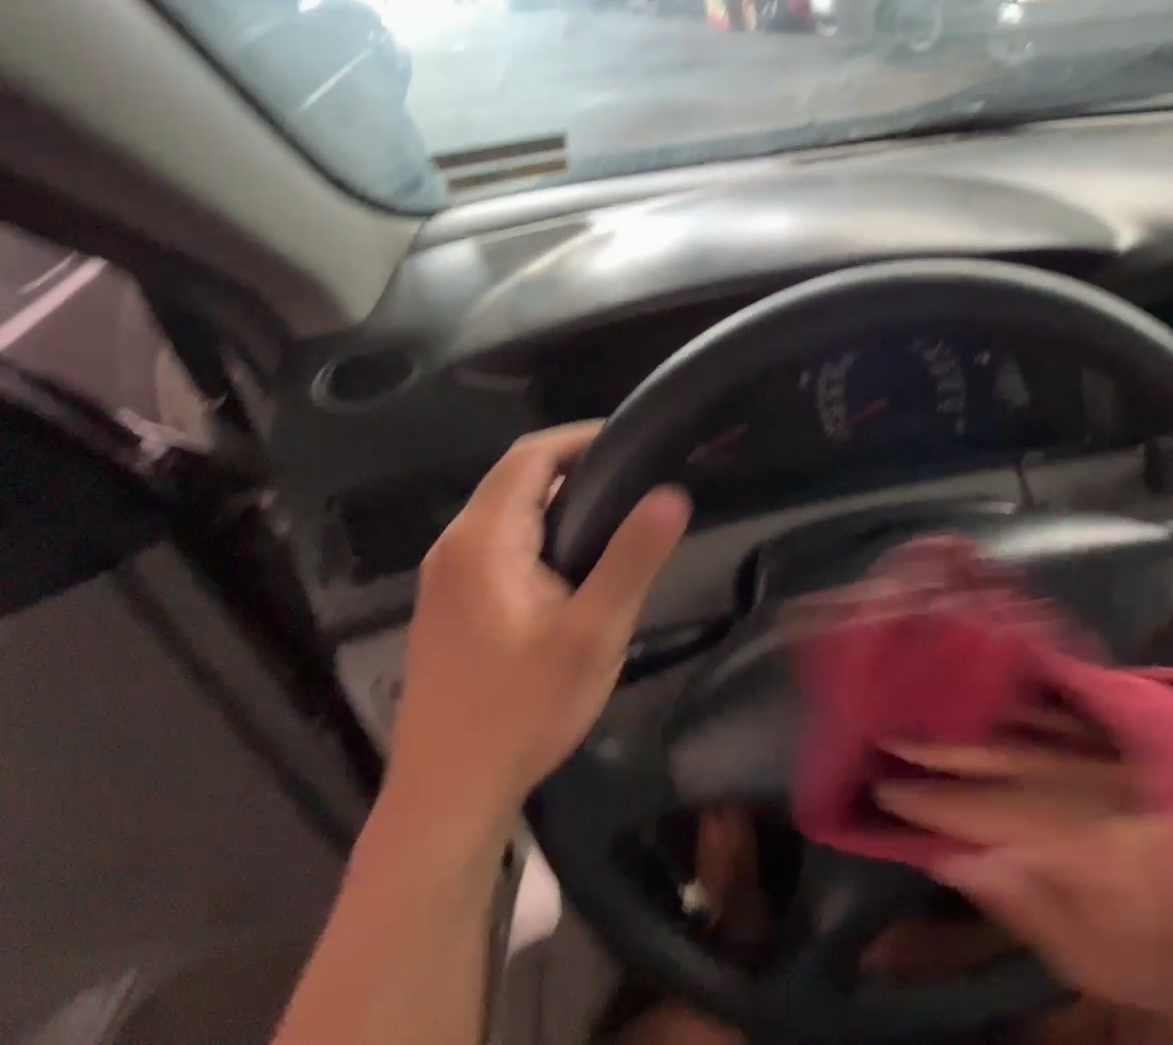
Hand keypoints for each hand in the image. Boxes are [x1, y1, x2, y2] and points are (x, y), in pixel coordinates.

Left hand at [387, 423, 690, 826]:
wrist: (451, 789)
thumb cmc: (524, 708)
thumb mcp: (594, 632)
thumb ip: (632, 557)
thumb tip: (672, 492)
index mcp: (482, 540)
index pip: (530, 456)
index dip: (583, 438)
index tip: (640, 444)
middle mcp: (452, 548)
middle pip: (516, 482)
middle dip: (579, 472)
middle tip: (644, 488)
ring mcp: (444, 581)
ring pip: (508, 518)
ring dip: (562, 508)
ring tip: (623, 528)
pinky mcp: (449, 610)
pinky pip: (499, 551)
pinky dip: (542, 540)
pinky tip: (578, 577)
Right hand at [874, 712, 1172, 1044]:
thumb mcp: (1098, 961)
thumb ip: (1027, 904)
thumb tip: (957, 856)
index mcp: (1086, 845)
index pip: (990, 812)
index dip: (934, 798)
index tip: (883, 783)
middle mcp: (1101, 789)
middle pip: (1008, 760)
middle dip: (945, 748)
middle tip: (890, 731)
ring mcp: (1125, 761)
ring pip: (1038, 732)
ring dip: (982, 722)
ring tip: (932, 707)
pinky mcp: (1143, 748)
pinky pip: (1078, 720)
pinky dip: (1035, 708)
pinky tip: (1006, 698)